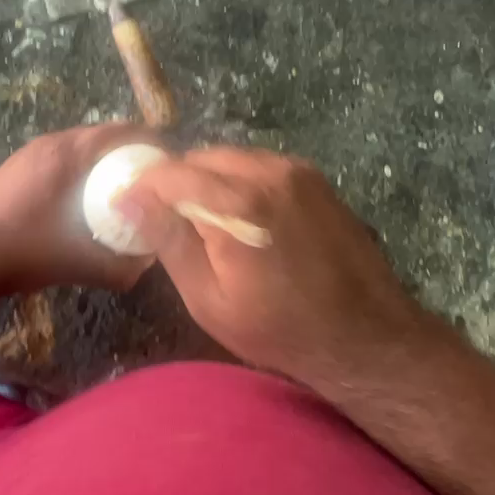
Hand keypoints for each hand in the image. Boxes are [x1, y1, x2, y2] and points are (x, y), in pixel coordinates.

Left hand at [0, 124, 162, 294]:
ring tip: (123, 194)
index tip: (171, 168)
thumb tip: (151, 262)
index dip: (153, 145)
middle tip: (152, 184)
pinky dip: (82, 173)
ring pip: (81, 149)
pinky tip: (85, 204)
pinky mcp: (17, 169)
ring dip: (105, 164)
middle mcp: (50, 143)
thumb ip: (123, 266)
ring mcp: (30, 153)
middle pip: (103, 137)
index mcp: (68, 152)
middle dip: (131, 156)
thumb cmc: (25, 253)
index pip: (124, 132)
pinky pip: (63, 160)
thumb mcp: (82, 264)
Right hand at [119, 147, 437, 388]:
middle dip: (176, 181)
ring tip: (203, 221)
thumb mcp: (210, 298)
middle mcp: (268, 172)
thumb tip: (129, 199)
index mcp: (238, 202)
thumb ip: (170, 240)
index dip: (143, 187)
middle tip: (165, 219)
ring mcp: (297, 171)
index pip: (171, 172)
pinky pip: (261, 165)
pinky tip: (242, 217)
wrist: (366, 336)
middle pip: (202, 158)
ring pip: (232, 158)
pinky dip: (240, 180)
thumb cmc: (281, 329)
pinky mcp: (315, 178)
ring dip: (208, 179)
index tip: (128, 209)